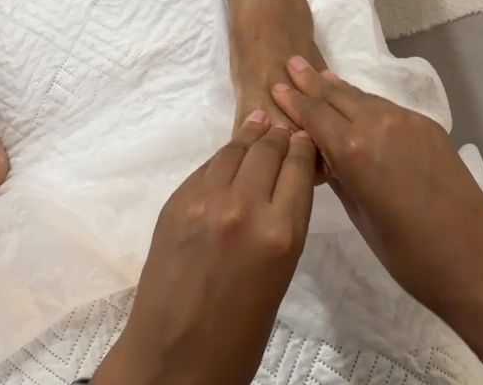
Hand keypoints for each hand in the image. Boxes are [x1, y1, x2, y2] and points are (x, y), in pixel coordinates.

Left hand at [92, 112, 318, 384]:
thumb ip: (284, 222)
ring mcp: (206, 201)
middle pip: (268, 150)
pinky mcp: (177, 202)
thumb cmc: (240, 330)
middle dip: (279, 138)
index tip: (306, 137)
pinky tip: (229, 156)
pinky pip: (207, 167)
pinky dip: (222, 159)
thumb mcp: (280, 274)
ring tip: (258, 125)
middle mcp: (245, 207)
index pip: (299, 167)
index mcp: (281, 233)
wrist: (175, 357)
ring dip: (250, 138)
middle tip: (284, 130)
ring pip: (234, 150)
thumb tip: (285, 180)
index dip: (304, 148)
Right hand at [270, 57, 482, 316]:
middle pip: (336, 96)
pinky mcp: (428, 127)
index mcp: (355, 152)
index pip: (315, 116)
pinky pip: (386, 107)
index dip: (294, 101)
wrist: (476, 259)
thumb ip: (341, 179)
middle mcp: (378, 125)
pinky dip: (365, 102)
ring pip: (362, 98)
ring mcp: (406, 122)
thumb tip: (327, 157)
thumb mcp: (362, 219)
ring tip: (318, 74)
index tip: (275, 85)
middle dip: (312, 82)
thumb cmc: (410, 255)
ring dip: (338, 88)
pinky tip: (356, 101)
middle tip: (291, 62)